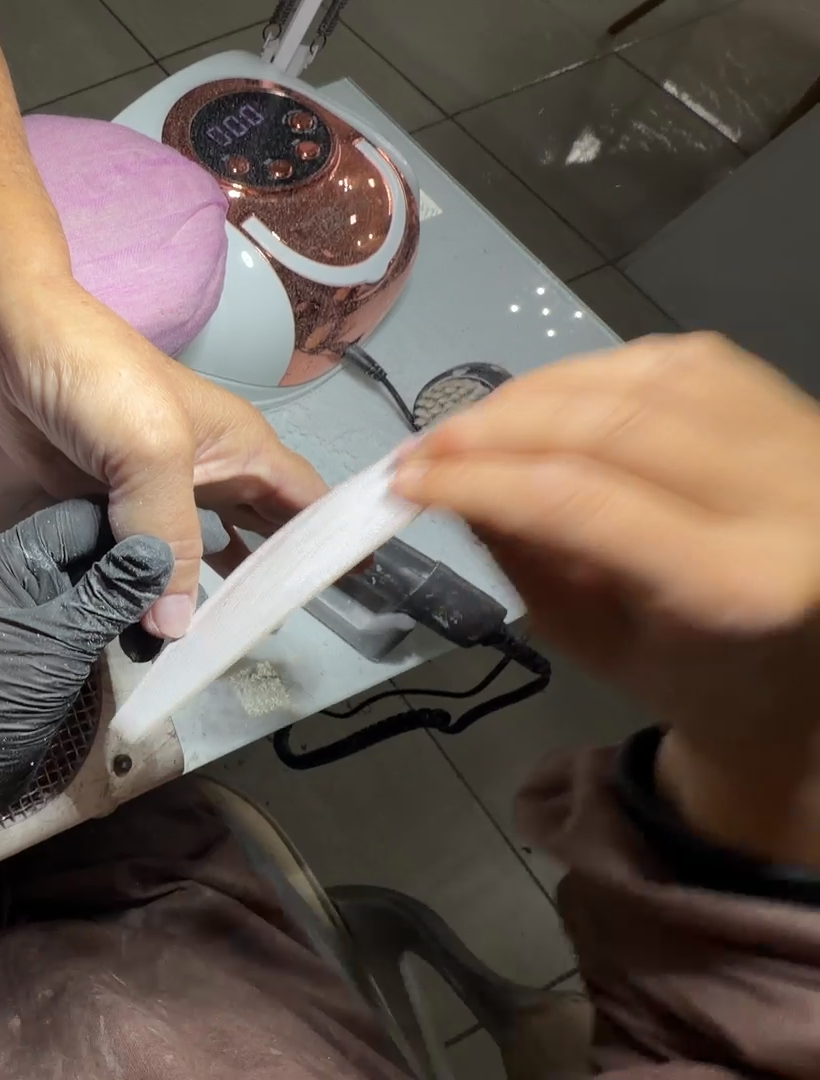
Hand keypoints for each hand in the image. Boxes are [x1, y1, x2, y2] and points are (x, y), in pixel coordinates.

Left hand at [0, 283, 328, 637]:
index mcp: (240, 451)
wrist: (11, 346)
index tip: (336, 608)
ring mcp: (146, 495)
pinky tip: (132, 624)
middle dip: (254, 591)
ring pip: (183, 557)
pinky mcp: (98, 507)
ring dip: (189, 597)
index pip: (306, 506)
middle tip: (249, 649)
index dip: (328, 551)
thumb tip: (177, 626)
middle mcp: (203, 477)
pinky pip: (127, 556)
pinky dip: (133, 588)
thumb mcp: (154, 451)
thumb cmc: (101, 380)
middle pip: (248, 540)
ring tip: (193, 650)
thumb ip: (171, 536)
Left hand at [0, 499, 172, 860]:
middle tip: (199, 585)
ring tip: (177, 622)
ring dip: (134, 597)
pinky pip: (82, 610)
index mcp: (10, 556)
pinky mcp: (35, 634)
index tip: (201, 539)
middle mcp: (14, 568)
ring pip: (91, 580)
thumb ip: (113, 592)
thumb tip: (163, 546)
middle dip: (142, 565)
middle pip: (89, 546)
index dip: (140, 527)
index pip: (84, 517)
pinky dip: (115, 619)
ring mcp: (23, 602)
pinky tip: (146, 638)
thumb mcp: (63, 641)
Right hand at [394, 333, 819, 863]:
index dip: (472, 481)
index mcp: (735, 586)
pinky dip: (588, 372)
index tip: (402, 482)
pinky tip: (539, 402)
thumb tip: (445, 487)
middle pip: (609, 425)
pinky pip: (681, 361)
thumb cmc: (685, 670)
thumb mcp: (582, 636)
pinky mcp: (798, 411)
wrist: (811, 666)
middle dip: (489, 428)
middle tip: (420, 448)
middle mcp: (795, 503)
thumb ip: (519, 554)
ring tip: (467, 424)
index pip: (574, 501)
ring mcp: (808, 444)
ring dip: (529, 393)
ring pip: (644, 377)